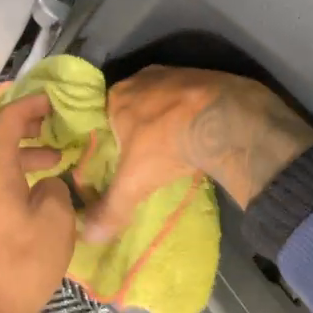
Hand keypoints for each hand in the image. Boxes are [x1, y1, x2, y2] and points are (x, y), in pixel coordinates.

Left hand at [0, 93, 73, 312]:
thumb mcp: (56, 220)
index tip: (52, 100)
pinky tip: (33, 192)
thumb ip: (54, 189)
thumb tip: (47, 184)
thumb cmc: (24, 264)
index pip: (7, 121)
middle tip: (51, 124)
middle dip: (21, 125)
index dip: (29, 105)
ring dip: (19, 154)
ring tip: (52, 161)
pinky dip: (10, 175)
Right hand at [85, 66, 312, 241]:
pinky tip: (198, 132)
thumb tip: (89, 238)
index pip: (102, 117)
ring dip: (165, 118)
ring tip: (173, 144)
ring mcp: (174, 74)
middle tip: (145, 153)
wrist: (223, 118)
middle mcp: (141, 78)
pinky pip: (189, 97)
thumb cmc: (167, 143)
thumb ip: (110, 208)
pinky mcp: (204, 75)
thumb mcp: (134, 182)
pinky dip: (191, 113)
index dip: (108, 137)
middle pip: (132, 106)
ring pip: (161, 99)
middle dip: (137, 127)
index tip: (118, 156)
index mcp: (116, 96)